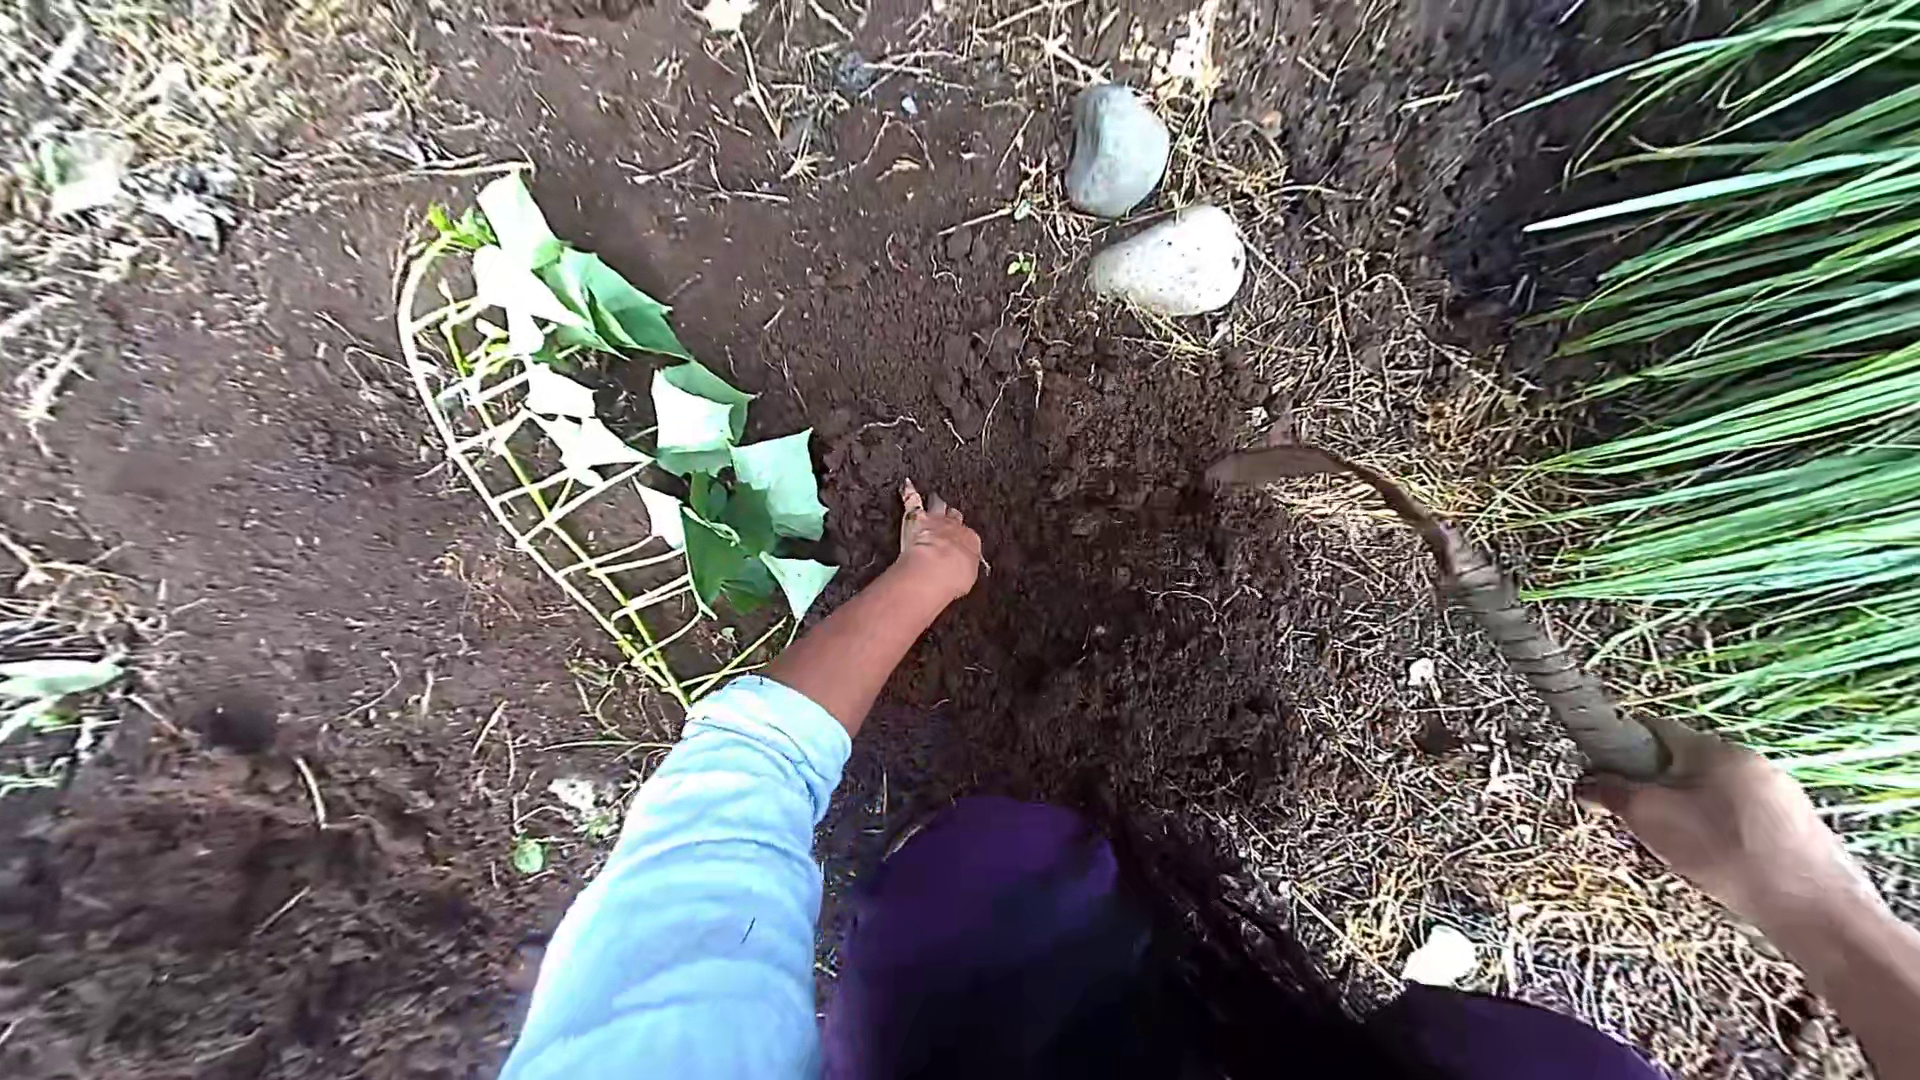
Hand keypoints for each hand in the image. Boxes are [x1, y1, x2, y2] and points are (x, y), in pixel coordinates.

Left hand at [895, 479, 981, 603]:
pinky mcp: (917, 518)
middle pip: (955, 519)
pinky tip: (907, 486)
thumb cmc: (955, 575)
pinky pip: (913, 501)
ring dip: (937, 504)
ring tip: (936, 499)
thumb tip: (961, 573)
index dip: (963, 541)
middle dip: (953, 520)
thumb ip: (964, 571)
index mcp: (971, 541)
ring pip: (939, 506)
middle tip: (951, 520)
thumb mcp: (967, 578)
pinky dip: (910, 493)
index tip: (960, 546)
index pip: (970, 538)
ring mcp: (935, 520)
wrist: (938, 566)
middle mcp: (955, 527)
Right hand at [1578, 717, 1880, 931]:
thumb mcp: (1644, 814)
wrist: (1819, 917)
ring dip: (1675, 813)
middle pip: (1675, 765)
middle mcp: (1754, 766)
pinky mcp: (1798, 832)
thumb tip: (1586, 785)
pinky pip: (1732, 819)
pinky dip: (1709, 833)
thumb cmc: (1723, 851)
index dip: (1616, 748)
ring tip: (1668, 845)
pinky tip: (1706, 860)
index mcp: (1718, 751)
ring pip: (1701, 795)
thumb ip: (1606, 790)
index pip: (1649, 728)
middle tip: (1633, 817)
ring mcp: (1782, 799)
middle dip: (1647, 789)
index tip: (1603, 777)